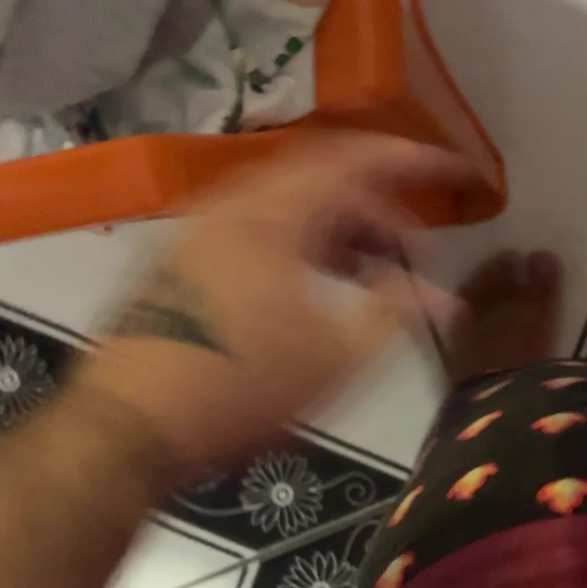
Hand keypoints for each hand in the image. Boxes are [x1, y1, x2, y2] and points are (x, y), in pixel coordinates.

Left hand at [75, 131, 469, 480]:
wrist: (132, 426)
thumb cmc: (242, 388)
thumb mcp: (337, 358)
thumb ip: (397, 315)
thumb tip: (447, 299)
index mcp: (271, 216)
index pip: (354, 161)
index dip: (411, 162)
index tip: (454, 172)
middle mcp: (231, 208)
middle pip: (321, 184)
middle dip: (379, 212)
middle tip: (416, 254)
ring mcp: (200, 234)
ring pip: (289, 211)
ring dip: (342, 234)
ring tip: (375, 277)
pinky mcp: (184, 264)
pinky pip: (261, 234)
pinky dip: (305, 249)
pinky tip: (321, 292)